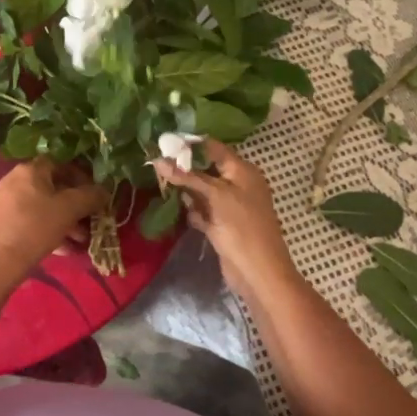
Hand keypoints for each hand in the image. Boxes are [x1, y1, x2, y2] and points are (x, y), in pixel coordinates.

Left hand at [0, 158, 104, 273]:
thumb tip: (104, 190)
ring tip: (81, 239)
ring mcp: (8, 200)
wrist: (2, 258)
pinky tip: (64, 248)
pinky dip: (50, 229)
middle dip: (74, 204)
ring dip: (65, 220)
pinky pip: (33, 219)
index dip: (80, 176)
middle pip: (52, 187)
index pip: (59, 163)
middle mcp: (16, 179)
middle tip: (90, 220)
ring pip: (44, 206)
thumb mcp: (69, 209)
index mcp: (30, 170)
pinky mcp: (5, 220)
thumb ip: (90, 196)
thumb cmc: (38, 226)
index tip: (93, 194)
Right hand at [153, 138, 298, 298]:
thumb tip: (158, 160)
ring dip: (187, 191)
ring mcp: (229, 206)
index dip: (189, 144)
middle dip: (183, 168)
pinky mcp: (222, 224)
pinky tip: (188, 215)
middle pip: (205, 169)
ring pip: (201, 190)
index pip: (212, 148)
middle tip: (158, 165)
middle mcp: (237, 184)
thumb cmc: (241, 227)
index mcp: (242, 171)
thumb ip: (187, 176)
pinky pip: (203, 210)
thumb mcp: (215, 195)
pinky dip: (194, 211)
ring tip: (166, 188)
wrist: (258, 273)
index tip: (163, 142)